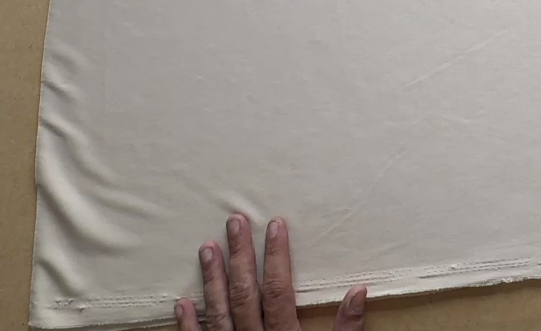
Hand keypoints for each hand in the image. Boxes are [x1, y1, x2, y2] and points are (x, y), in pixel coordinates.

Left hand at [176, 214, 365, 330]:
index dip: (277, 257)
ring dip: (212, 281)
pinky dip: (188, 326)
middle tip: (233, 221)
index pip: (279, 290)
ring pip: (218, 316)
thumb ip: (347, 330)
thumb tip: (358, 289)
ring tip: (206, 248)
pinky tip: (182, 301)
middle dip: (240, 257)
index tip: (274, 224)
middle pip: (245, 295)